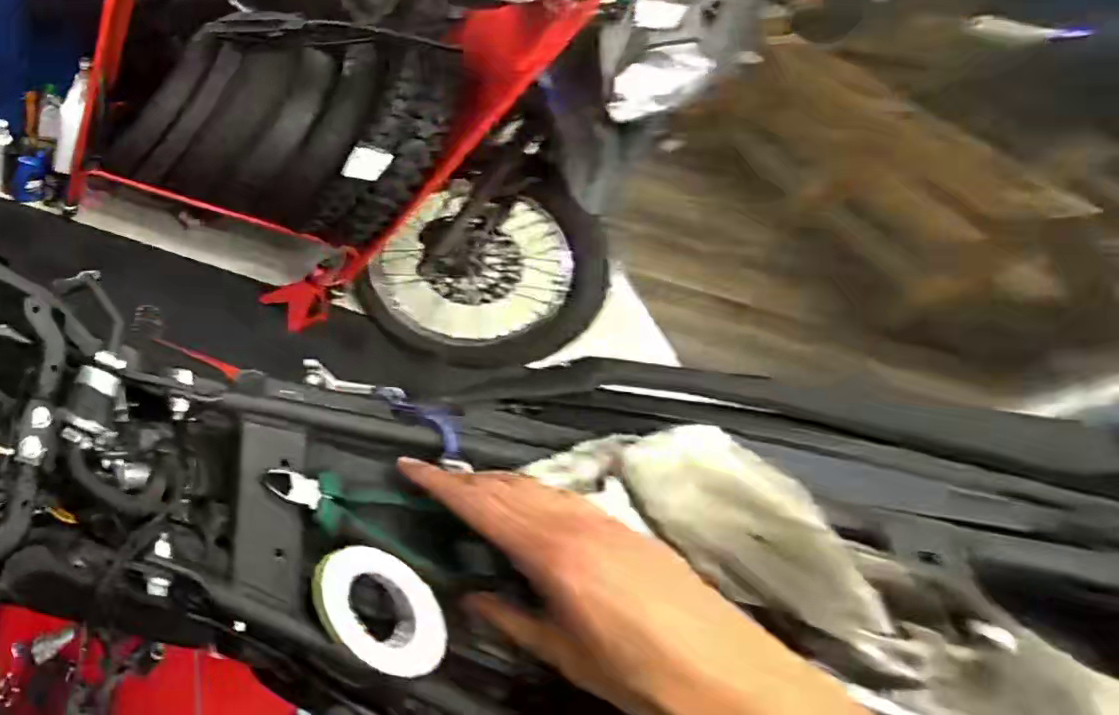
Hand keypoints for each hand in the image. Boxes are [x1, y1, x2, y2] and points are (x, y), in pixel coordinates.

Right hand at [398, 459, 860, 714]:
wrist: (746, 686)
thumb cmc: (645, 677)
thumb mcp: (569, 655)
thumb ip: (512, 620)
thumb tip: (470, 598)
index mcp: (550, 552)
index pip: (479, 503)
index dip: (439, 483)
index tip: (407, 466)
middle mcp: (571, 521)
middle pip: (503, 485)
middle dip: (463, 479)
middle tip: (433, 483)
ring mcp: (601, 518)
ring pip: (532, 484)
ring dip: (496, 483)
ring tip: (474, 493)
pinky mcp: (624, 527)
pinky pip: (559, 495)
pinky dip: (529, 493)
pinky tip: (529, 512)